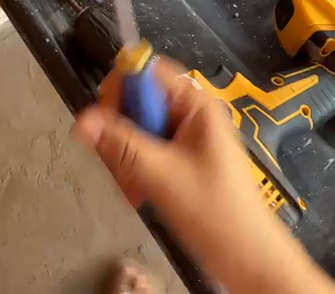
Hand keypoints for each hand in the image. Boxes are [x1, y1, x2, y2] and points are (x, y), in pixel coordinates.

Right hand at [74, 58, 334, 293]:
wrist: (252, 264)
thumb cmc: (216, 215)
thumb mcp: (162, 176)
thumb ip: (120, 145)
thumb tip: (81, 121)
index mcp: (196, 104)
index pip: (147, 70)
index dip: (121, 87)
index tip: (103, 118)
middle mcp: (192, 113)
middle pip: (138, 101)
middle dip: (121, 132)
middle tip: (116, 164)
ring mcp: (188, 137)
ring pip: (138, 128)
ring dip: (126, 156)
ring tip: (130, 188)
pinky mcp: (183, 160)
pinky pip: (147, 150)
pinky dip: (136, 169)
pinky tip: (138, 194)